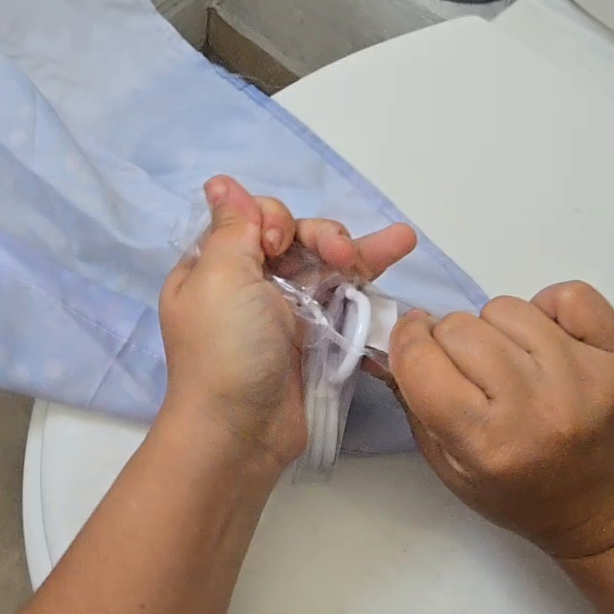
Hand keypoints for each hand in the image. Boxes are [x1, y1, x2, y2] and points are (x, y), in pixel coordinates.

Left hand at [157, 175, 416, 473]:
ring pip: (322, 263)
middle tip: (341, 253)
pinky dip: (365, 276)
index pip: (250, 218)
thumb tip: (219, 181)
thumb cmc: (225, 349)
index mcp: (213, 264)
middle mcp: (245, 281)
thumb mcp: (220, 278)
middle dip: (320, 236)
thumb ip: (231, 227)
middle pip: (292, 237)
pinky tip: (397, 250)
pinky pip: (339, 294)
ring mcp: (280, 308)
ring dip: (356, 248)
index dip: (272, 220)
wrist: (240, 432)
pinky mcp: (310, 334)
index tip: (273, 244)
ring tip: (400, 239)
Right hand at [385, 281, 613, 558]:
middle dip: (449, 339)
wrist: (599, 507)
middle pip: (459, 327)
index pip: (419, 358)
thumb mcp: (445, 461)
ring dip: (496, 327)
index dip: (408, 342)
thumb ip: (412, 396)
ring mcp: (584, 379)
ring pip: (506, 308)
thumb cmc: (511, 488)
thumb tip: (387, 335)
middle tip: (467, 366)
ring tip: (510, 358)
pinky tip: (548, 339)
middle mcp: (536, 408)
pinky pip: (570, 295)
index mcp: (486, 442)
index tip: (414, 344)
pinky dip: (551, 307)